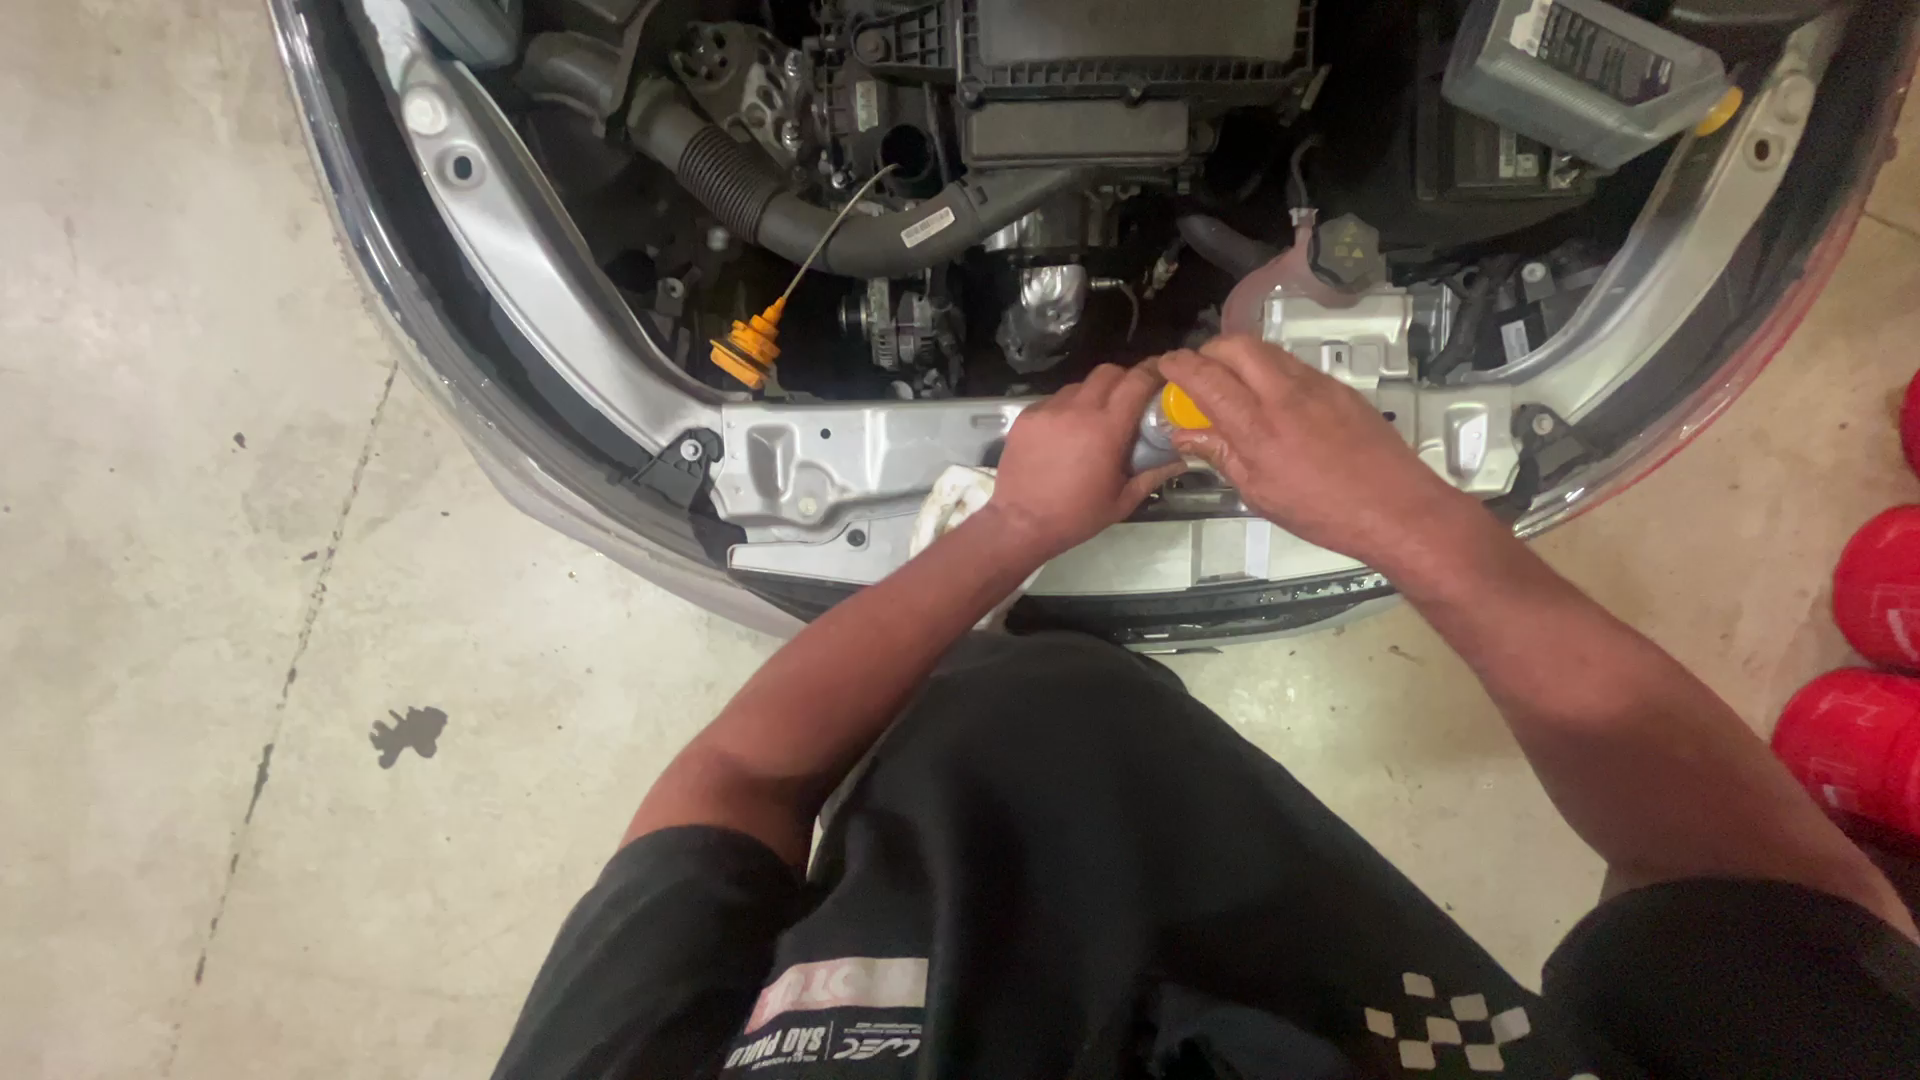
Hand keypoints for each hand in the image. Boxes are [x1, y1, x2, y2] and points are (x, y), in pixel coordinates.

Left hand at [986, 364, 1187, 562]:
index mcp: (1106, 428)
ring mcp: (1047, 410)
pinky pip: (1053, 400)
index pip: (1136, 381)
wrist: (1020, 523)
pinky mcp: (1026, 417)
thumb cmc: (1075, 516)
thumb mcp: (1122, 501)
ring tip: (1094, 419)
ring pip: (1079, 385)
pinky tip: (1066, 432)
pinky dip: (1066, 408)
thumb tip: (1181, 460)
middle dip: (1124, 378)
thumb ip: (1153, 475)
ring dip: (1093, 394)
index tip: (1162, 372)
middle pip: (1108, 372)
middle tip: (1130, 398)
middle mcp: (1077, 410)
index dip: (1153, 371)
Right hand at [1158, 336, 1482, 566]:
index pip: (1206, 378)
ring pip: (1266, 350)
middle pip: (1237, 346)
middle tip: (1197, 373)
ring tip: (1231, 383)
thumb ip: (1220, 455)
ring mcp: (1316, 385)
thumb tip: (1185, 436)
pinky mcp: (1339, 388)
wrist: (1396, 507)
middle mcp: (1284, 394)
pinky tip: (1269, 398)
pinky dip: (1269, 369)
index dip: (1179, 365)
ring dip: (1240, 357)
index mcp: (1257, 426)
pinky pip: (1293, 365)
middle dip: (1209, 351)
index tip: (1165, 365)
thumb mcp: (1258, 493)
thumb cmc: (1321, 512)